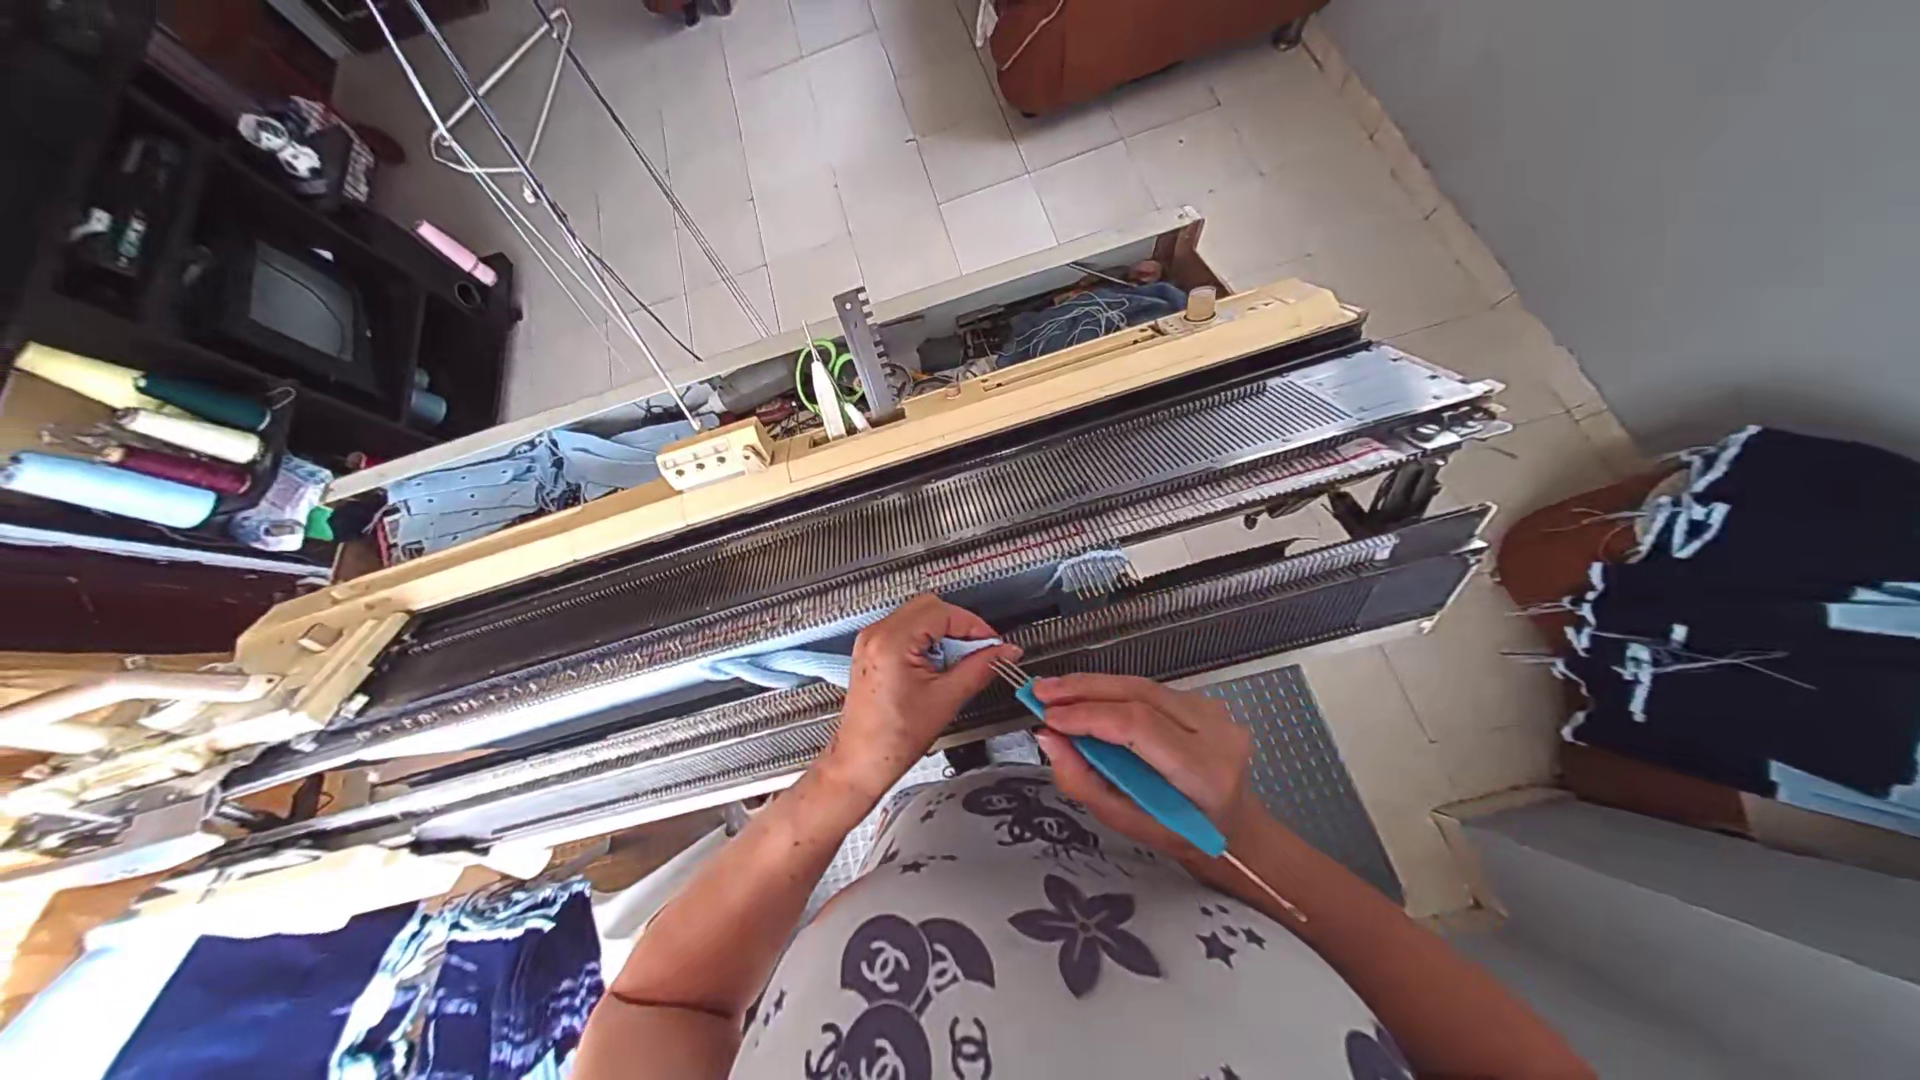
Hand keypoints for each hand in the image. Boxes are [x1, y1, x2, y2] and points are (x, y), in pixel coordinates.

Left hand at [820, 595, 1020, 798]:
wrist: (863, 760)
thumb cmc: (892, 738)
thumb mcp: (947, 699)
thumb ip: (980, 668)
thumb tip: (1003, 652)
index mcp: (892, 642)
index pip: (943, 612)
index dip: (974, 626)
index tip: (992, 643)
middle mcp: (877, 634)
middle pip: (930, 606)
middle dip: (959, 625)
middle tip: (979, 649)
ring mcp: (871, 641)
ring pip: (918, 614)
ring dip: (943, 632)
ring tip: (957, 661)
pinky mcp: (872, 650)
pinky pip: (906, 628)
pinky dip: (927, 639)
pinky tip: (937, 665)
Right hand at [1032, 674, 1266, 860]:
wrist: (1232, 827)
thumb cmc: (1183, 833)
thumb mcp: (1128, 822)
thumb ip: (1083, 782)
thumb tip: (1049, 739)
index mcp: (1205, 771)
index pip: (1138, 725)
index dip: (1088, 716)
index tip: (1049, 717)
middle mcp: (1216, 732)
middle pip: (1138, 693)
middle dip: (1082, 689)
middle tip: (1041, 692)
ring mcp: (1212, 711)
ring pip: (1139, 684)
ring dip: (1091, 686)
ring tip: (1053, 692)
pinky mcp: (1201, 701)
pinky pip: (1145, 689)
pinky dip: (1109, 691)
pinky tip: (1083, 696)